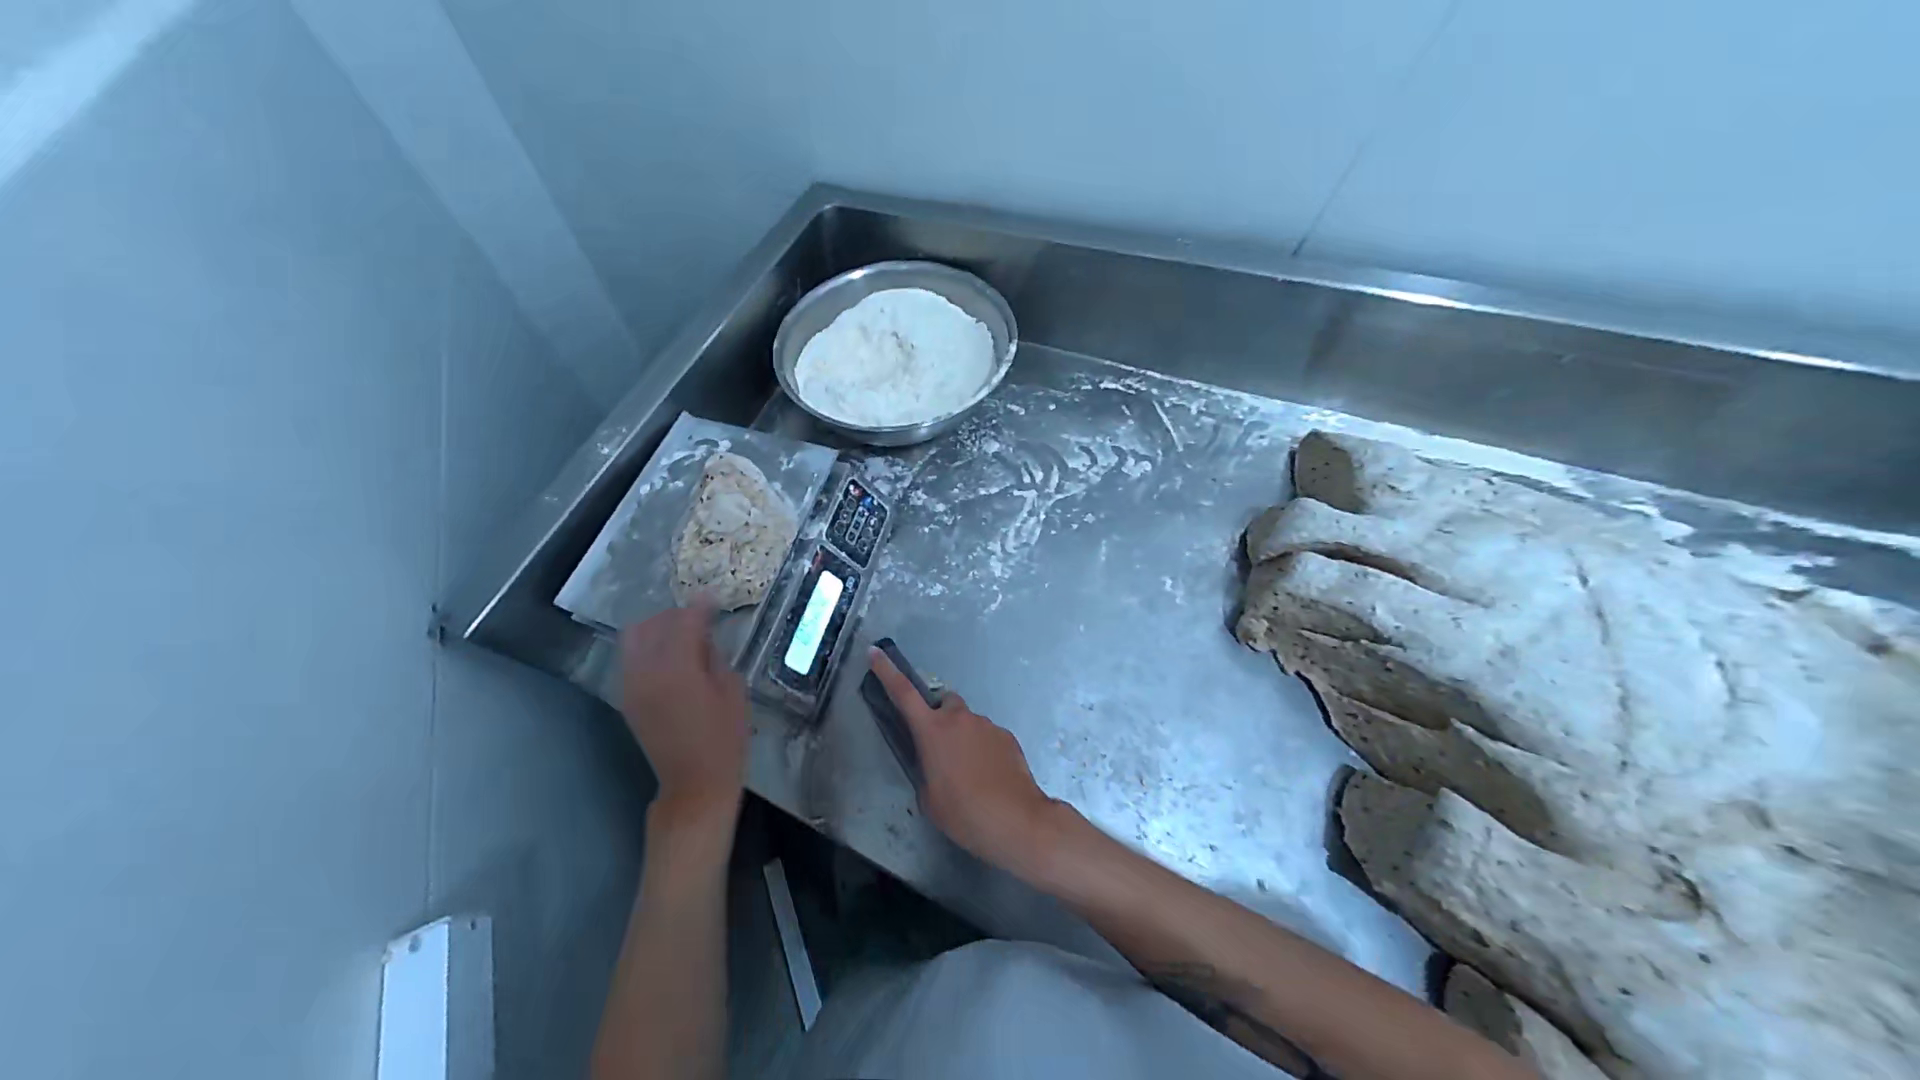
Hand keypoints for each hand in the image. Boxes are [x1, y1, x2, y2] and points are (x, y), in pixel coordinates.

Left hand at [619, 606, 747, 818]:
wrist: (695, 783)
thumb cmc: (725, 738)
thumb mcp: (732, 691)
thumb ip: (714, 657)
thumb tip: (704, 639)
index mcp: (677, 668)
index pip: (685, 622)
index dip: (701, 607)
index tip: (714, 599)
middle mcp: (646, 671)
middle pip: (653, 625)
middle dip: (676, 615)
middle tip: (700, 617)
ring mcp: (631, 685)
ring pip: (634, 639)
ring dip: (657, 629)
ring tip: (682, 634)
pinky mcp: (627, 698)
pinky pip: (631, 659)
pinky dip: (648, 648)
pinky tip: (669, 656)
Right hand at [868, 647, 1064, 874]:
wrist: (1015, 820)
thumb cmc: (963, 812)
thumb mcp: (929, 798)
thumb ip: (926, 772)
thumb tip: (935, 766)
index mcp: (932, 730)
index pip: (903, 693)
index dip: (886, 671)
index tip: (875, 652)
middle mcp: (960, 719)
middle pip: (945, 703)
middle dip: (940, 717)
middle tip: (941, 748)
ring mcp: (987, 725)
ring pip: (969, 723)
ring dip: (964, 739)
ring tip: (970, 774)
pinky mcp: (1008, 737)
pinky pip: (988, 737)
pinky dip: (984, 750)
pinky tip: (989, 778)